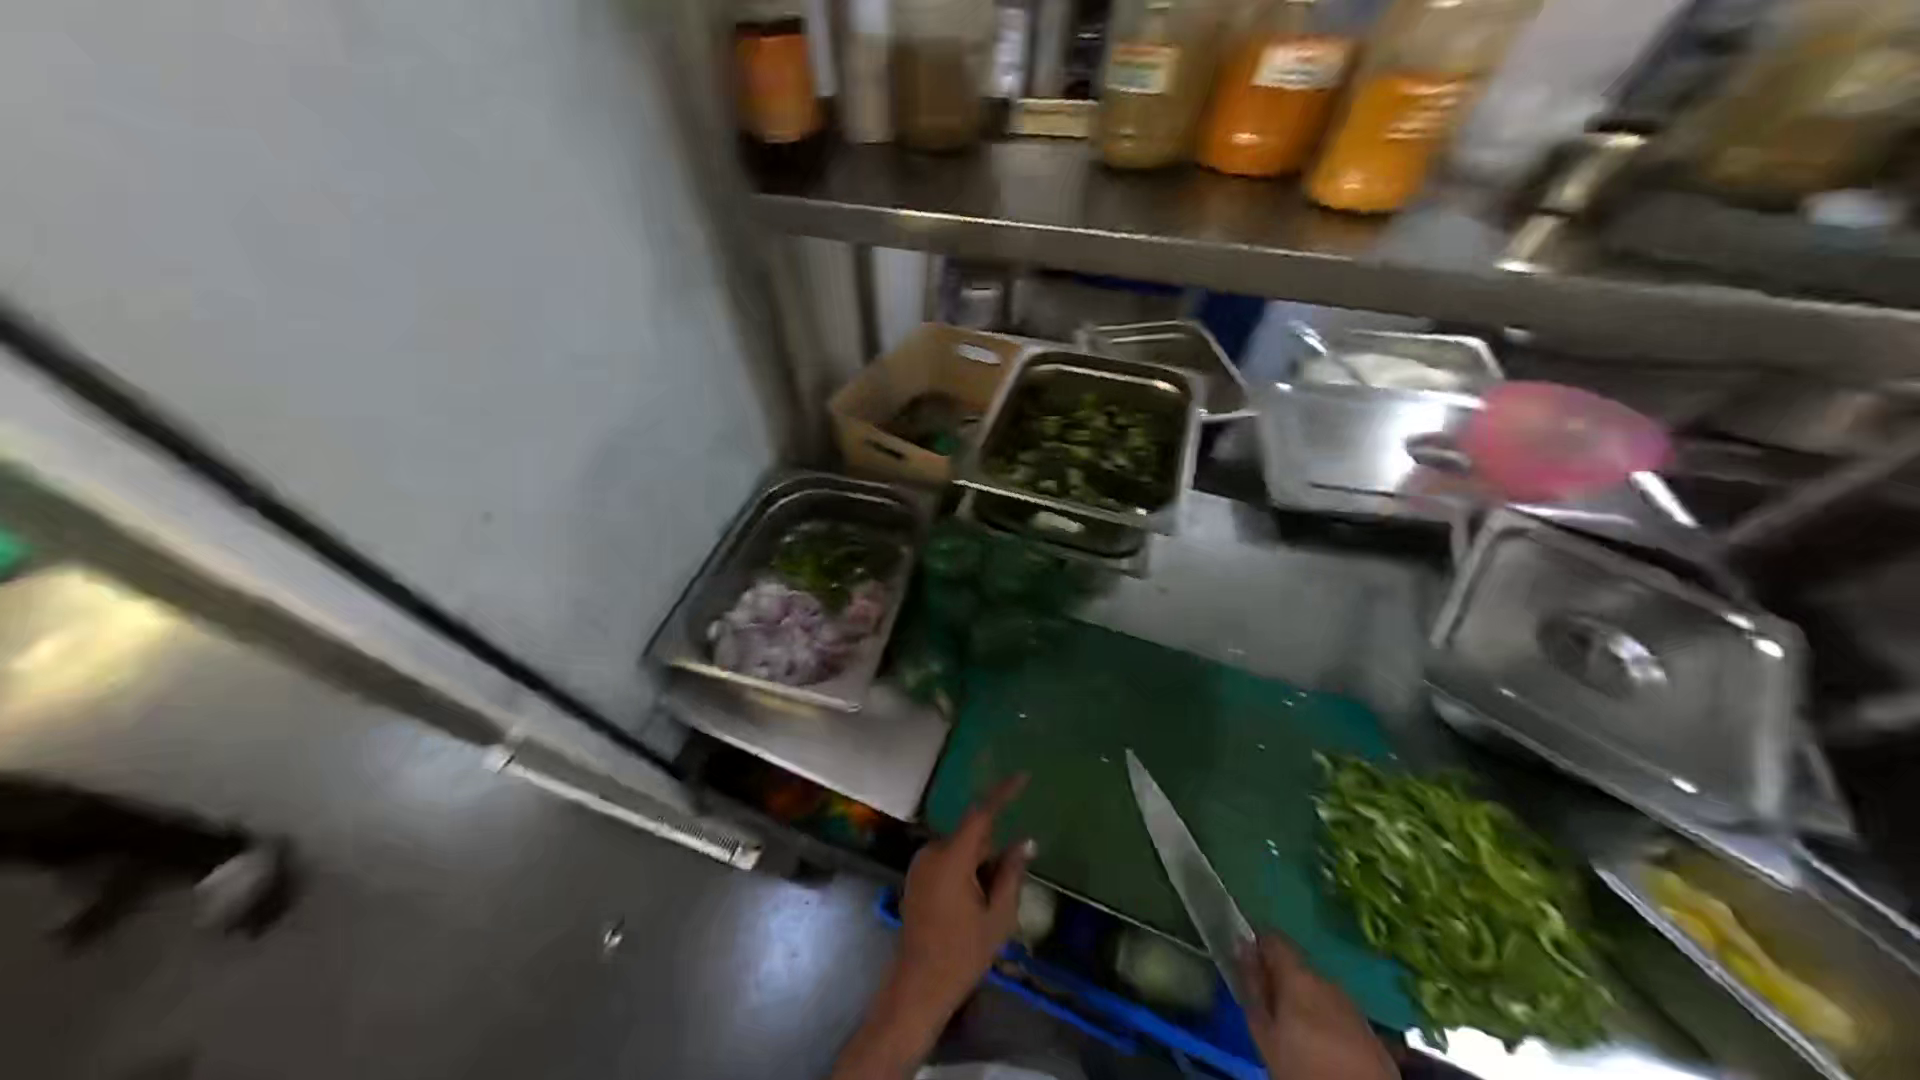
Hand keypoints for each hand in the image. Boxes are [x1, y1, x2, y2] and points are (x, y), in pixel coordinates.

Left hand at [893, 773, 1034, 1017]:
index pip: (981, 814)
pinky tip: (969, 906)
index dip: (1003, 793)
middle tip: (1001, 893)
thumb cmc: (963, 953)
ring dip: (978, 865)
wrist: (919, 985)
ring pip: (962, 850)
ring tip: (984, 907)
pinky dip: (964, 872)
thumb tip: (1026, 841)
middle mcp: (932, 852)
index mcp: (952, 858)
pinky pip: (948, 860)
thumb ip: (1012, 873)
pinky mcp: (916, 876)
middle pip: (973, 837)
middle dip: (992, 854)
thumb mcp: (998, 916)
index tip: (1023, 776)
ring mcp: (920, 864)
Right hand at [1241, 934, 1398, 1079]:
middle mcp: (1326, 981)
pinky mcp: (1368, 1028)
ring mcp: (1351, 1004)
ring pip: (1317, 990)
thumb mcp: (1264, 1033)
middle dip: (1280, 980)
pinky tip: (1320, 1044)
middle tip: (1267, 1007)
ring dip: (1302, 1000)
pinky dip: (1323, 1018)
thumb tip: (1243, 949)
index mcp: (1298, 977)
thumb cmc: (1303, 1068)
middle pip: (1296, 968)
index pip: (1274, 939)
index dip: (1257, 945)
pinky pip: (1336, 1011)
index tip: (1245, 963)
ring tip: (1293, 1030)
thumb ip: (1252, 987)